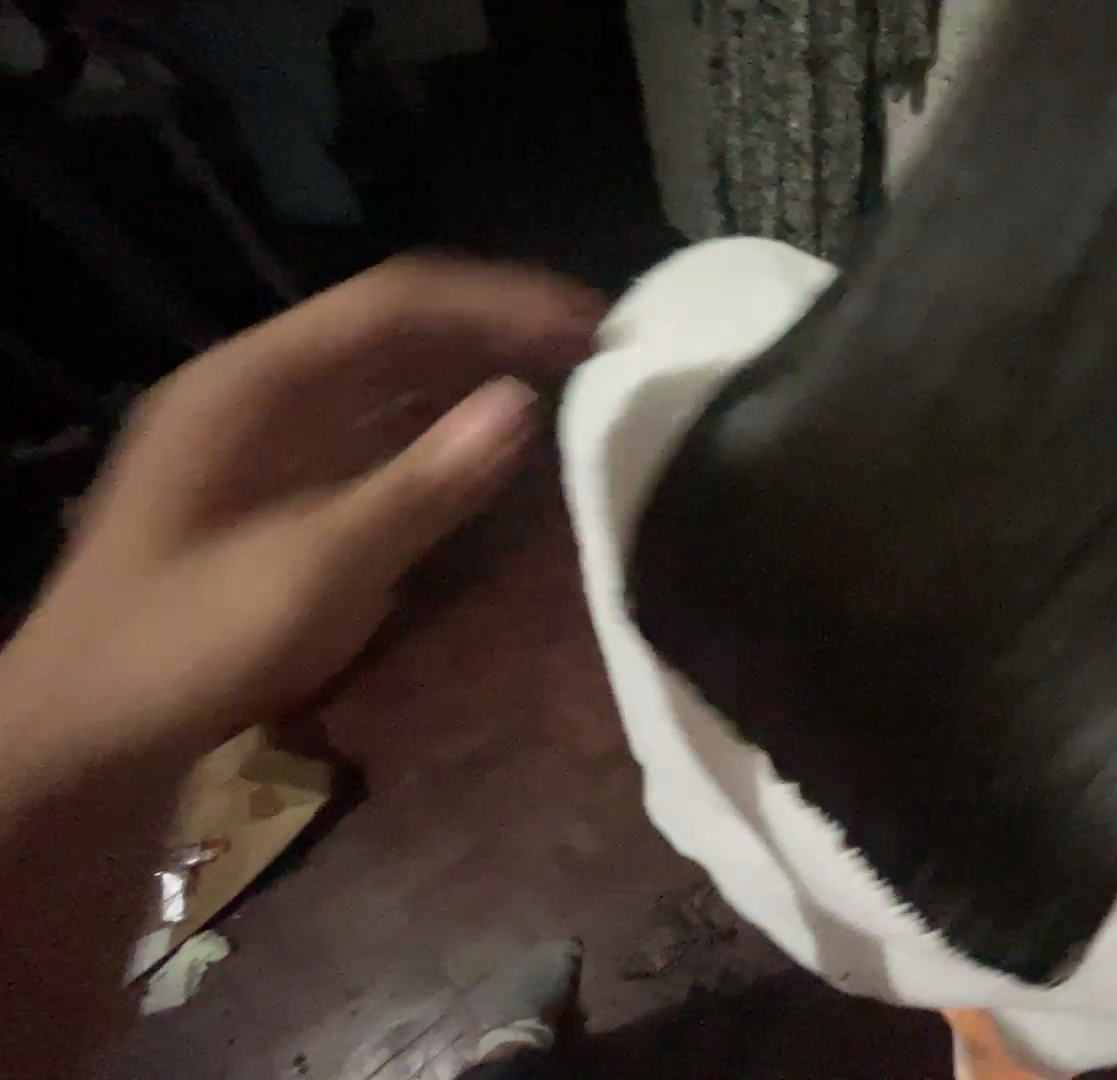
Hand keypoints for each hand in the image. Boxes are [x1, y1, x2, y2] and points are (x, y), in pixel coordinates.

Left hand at [4, 257, 604, 769]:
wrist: (102, 721)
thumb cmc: (192, 644)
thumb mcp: (314, 570)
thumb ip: (422, 486)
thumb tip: (524, 405)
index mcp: (257, 386)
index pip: (398, 307)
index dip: (501, 304)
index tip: (591, 324)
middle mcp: (278, 386)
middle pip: (410, 323)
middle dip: (509, 321)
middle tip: (603, 343)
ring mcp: (296, 426)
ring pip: (413, 364)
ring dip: (497, 357)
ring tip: (581, 368)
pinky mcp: (318, 467)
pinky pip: (410, 414)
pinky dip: (472, 408)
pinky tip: (520, 423)